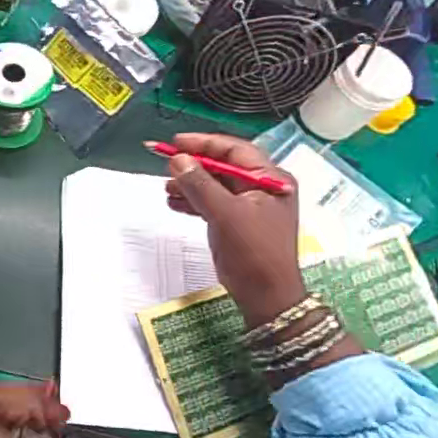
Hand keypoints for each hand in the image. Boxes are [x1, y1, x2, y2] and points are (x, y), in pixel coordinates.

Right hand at [160, 132, 307, 325]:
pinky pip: (211, 203)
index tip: (177, 143)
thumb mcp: (225, 213)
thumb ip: (200, 184)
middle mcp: (261, 188)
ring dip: (189, 184)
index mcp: (270, 178)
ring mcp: (248, 206)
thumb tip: (178, 160)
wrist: (265, 294)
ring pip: (213, 185)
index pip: (234, 150)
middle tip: (167, 165)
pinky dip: (193, 201)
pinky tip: (175, 203)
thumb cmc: (254, 252)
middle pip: (222, 166)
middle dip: (193, 166)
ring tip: (167, 189)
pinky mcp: (235, 222)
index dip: (204, 143)